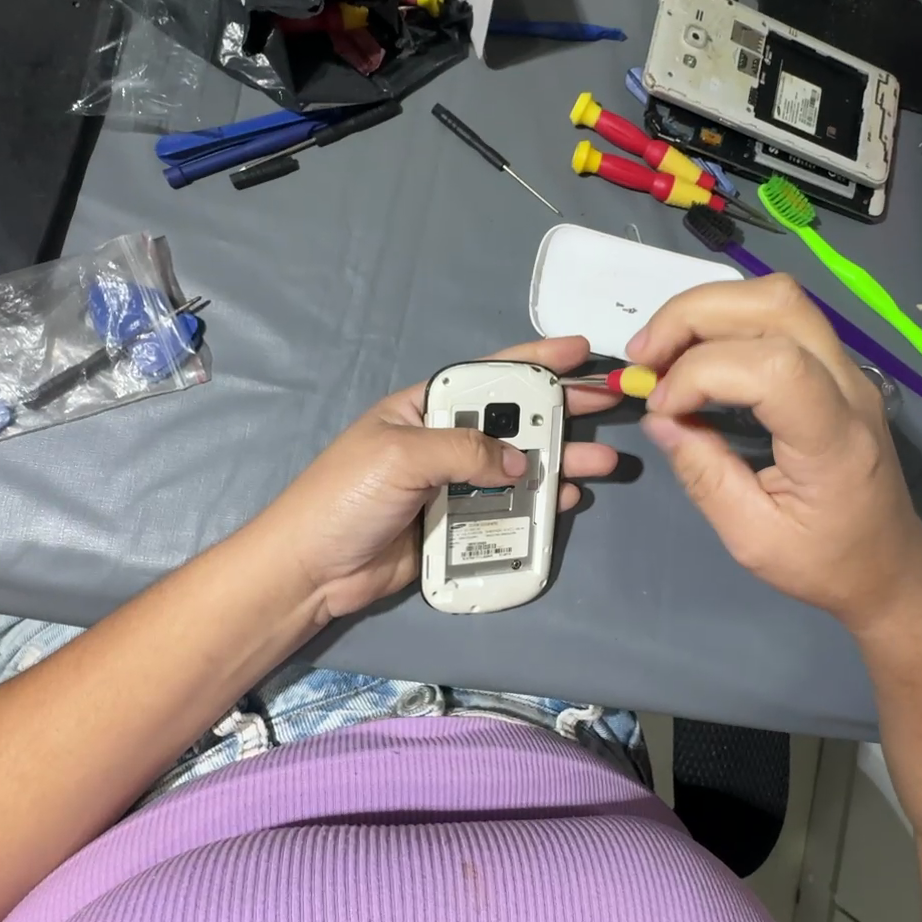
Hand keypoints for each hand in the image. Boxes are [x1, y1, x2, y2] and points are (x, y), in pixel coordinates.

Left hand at [256, 335, 623, 620]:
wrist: (313, 570)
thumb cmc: (347, 497)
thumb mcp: (403, 456)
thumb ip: (466, 451)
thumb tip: (523, 464)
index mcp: (426, 409)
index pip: (488, 376)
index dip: (535, 361)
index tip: (579, 351)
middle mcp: (446, 442)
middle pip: (515, 420)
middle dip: (561, 411)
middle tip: (608, 404)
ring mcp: (455, 484)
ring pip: (520, 467)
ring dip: (562, 463)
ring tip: (605, 463)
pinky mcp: (460, 524)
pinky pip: (511, 507)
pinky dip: (542, 503)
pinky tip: (569, 499)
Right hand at [627, 276, 921, 631]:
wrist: (890, 565)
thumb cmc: (826, 562)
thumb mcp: (752, 538)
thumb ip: (705, 475)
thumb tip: (659, 418)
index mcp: (835, 440)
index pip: (773, 366)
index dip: (702, 372)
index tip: (662, 409)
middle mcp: (850, 386)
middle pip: (776, 303)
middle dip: (692, 316)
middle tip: (642, 356)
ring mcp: (848, 369)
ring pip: (777, 297)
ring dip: (706, 310)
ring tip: (660, 350)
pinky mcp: (835, 367)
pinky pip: (779, 316)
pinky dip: (724, 320)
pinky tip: (692, 353)